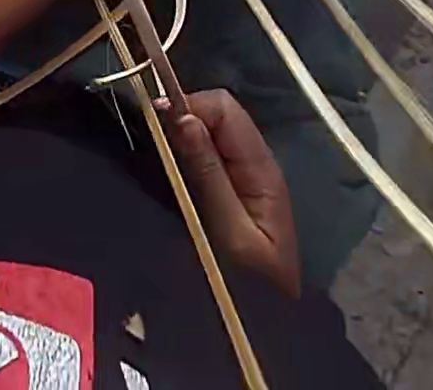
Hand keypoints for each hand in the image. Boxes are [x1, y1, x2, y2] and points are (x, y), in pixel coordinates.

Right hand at [167, 90, 300, 297]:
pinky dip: (186, 150)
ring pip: (210, 129)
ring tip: (160, 155)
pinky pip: (208, 151)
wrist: (276, 327)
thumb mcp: (229, 232)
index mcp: (260, 166)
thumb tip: (183, 117)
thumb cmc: (253, 284)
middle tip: (156, 143)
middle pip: (217, 112)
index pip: (224, 107)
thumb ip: (208, 173)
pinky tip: (172, 168)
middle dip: (183, 117)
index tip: (156, 123)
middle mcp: (255, 160)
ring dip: (183, 134)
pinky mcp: (233, 186)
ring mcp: (245, 172)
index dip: (189, 105)